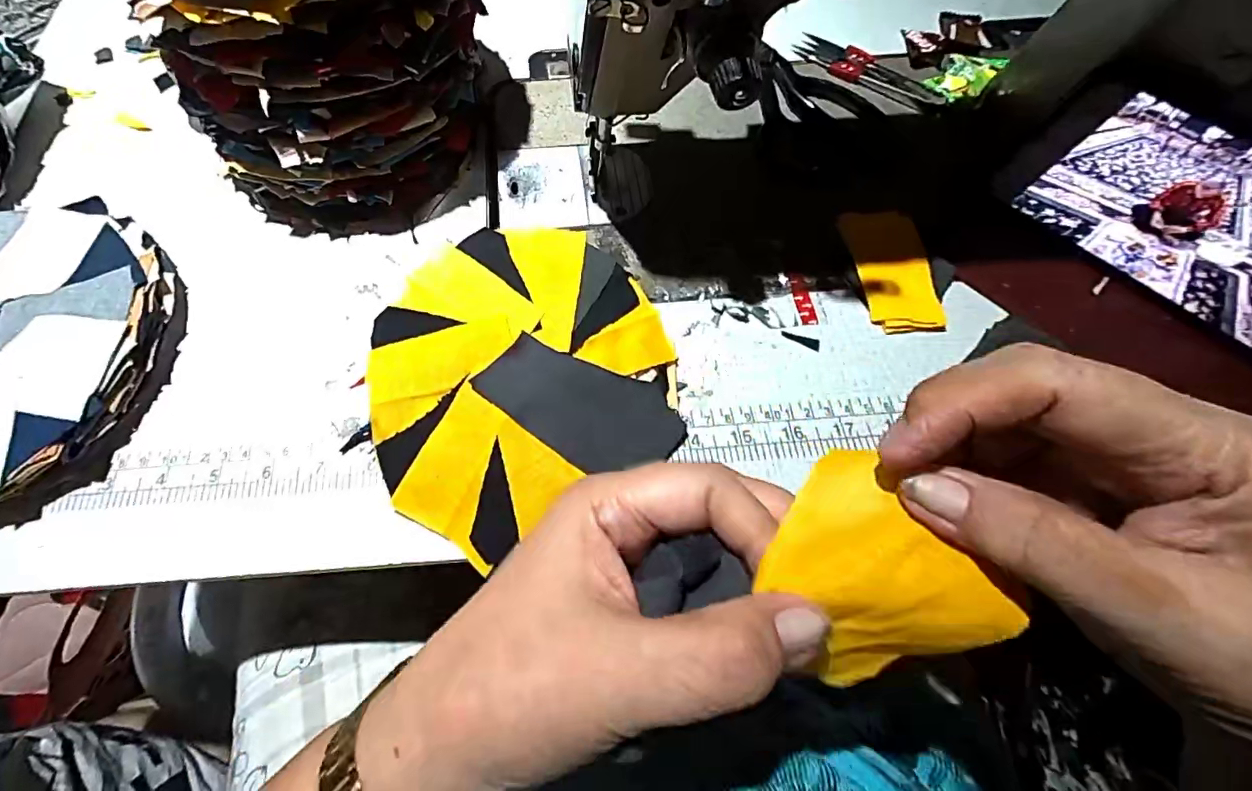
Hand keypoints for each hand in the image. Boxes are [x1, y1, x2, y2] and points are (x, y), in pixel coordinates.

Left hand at [272, 463, 828, 790]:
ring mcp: (626, 566)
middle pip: (714, 512)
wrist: (429, 766)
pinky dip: (738, 617)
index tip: (803, 587)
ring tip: (806, 621)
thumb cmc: (509, 696)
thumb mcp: (618, 674)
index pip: (707, 487)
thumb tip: (817, 621)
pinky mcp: (630, 612)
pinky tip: (765, 644)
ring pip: (712, 555)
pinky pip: (700, 598)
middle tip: (822, 595)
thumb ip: (718, 654)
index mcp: (609, 503)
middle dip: (769, 546)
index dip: (762, 524)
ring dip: (760, 583)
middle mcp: (622, 521)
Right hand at [880, 344, 1251, 790]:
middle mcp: (1155, 437)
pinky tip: (960, 528)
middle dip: (952, 425)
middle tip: (893, 476)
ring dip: (961, 465)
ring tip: (913, 501)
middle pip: (1028, 398)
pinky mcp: (1120, 519)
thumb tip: (919, 490)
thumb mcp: (1180, 622)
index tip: (898, 453)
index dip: (963, 400)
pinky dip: (986, 506)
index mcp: (1194, 435)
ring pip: (1022, 441)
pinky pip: (1033, 491)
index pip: (1054, 380)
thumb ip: (1043, 547)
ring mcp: (1136, 477)